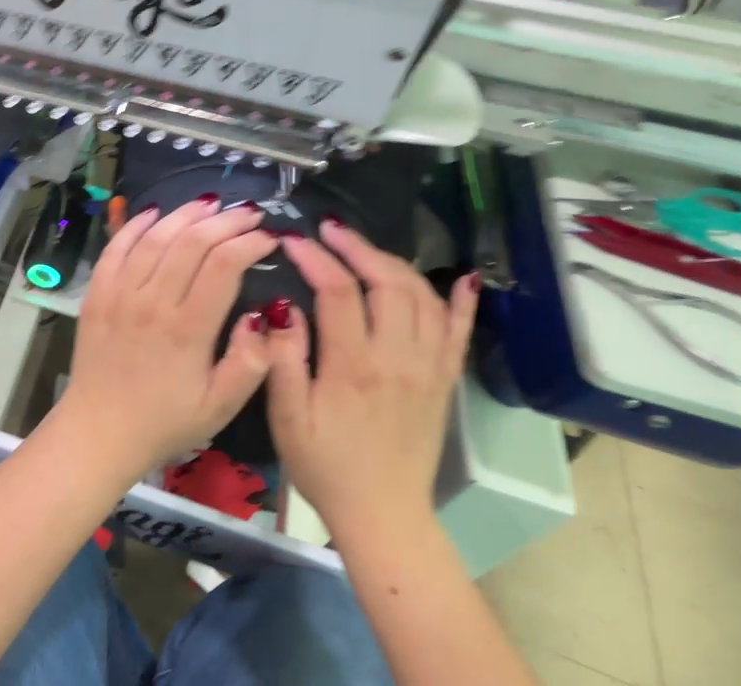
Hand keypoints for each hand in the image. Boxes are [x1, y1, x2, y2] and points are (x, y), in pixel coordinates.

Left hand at [59, 196, 278, 475]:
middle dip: (226, 221)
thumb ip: (250, 362)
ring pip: (154, 238)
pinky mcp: (96, 294)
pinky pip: (115, 249)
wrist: (99, 430)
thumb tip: (266, 315)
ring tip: (211, 205)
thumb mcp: (220, 407)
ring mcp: (119, 294)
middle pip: (191, 242)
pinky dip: (135, 226)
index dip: (250, 242)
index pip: (223, 264)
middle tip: (250, 214)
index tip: (270, 237)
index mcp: (187, 328)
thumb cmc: (165, 421)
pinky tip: (155, 214)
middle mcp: (152, 302)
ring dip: (184, 215)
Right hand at [264, 220, 478, 543]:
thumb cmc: (324, 465)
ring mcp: (428, 367)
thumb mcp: (287, 417)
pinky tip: (459, 276)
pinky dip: (459, 300)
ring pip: (421, 297)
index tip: (291, 240)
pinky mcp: (444, 381)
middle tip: (330, 229)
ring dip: (393, 263)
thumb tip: (280, 307)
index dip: (315, 258)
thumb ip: (283, 359)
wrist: (382, 511)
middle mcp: (398, 357)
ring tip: (365, 249)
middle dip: (357, 248)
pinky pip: (459, 330)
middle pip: (387, 282)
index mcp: (354, 365)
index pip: (338, 291)